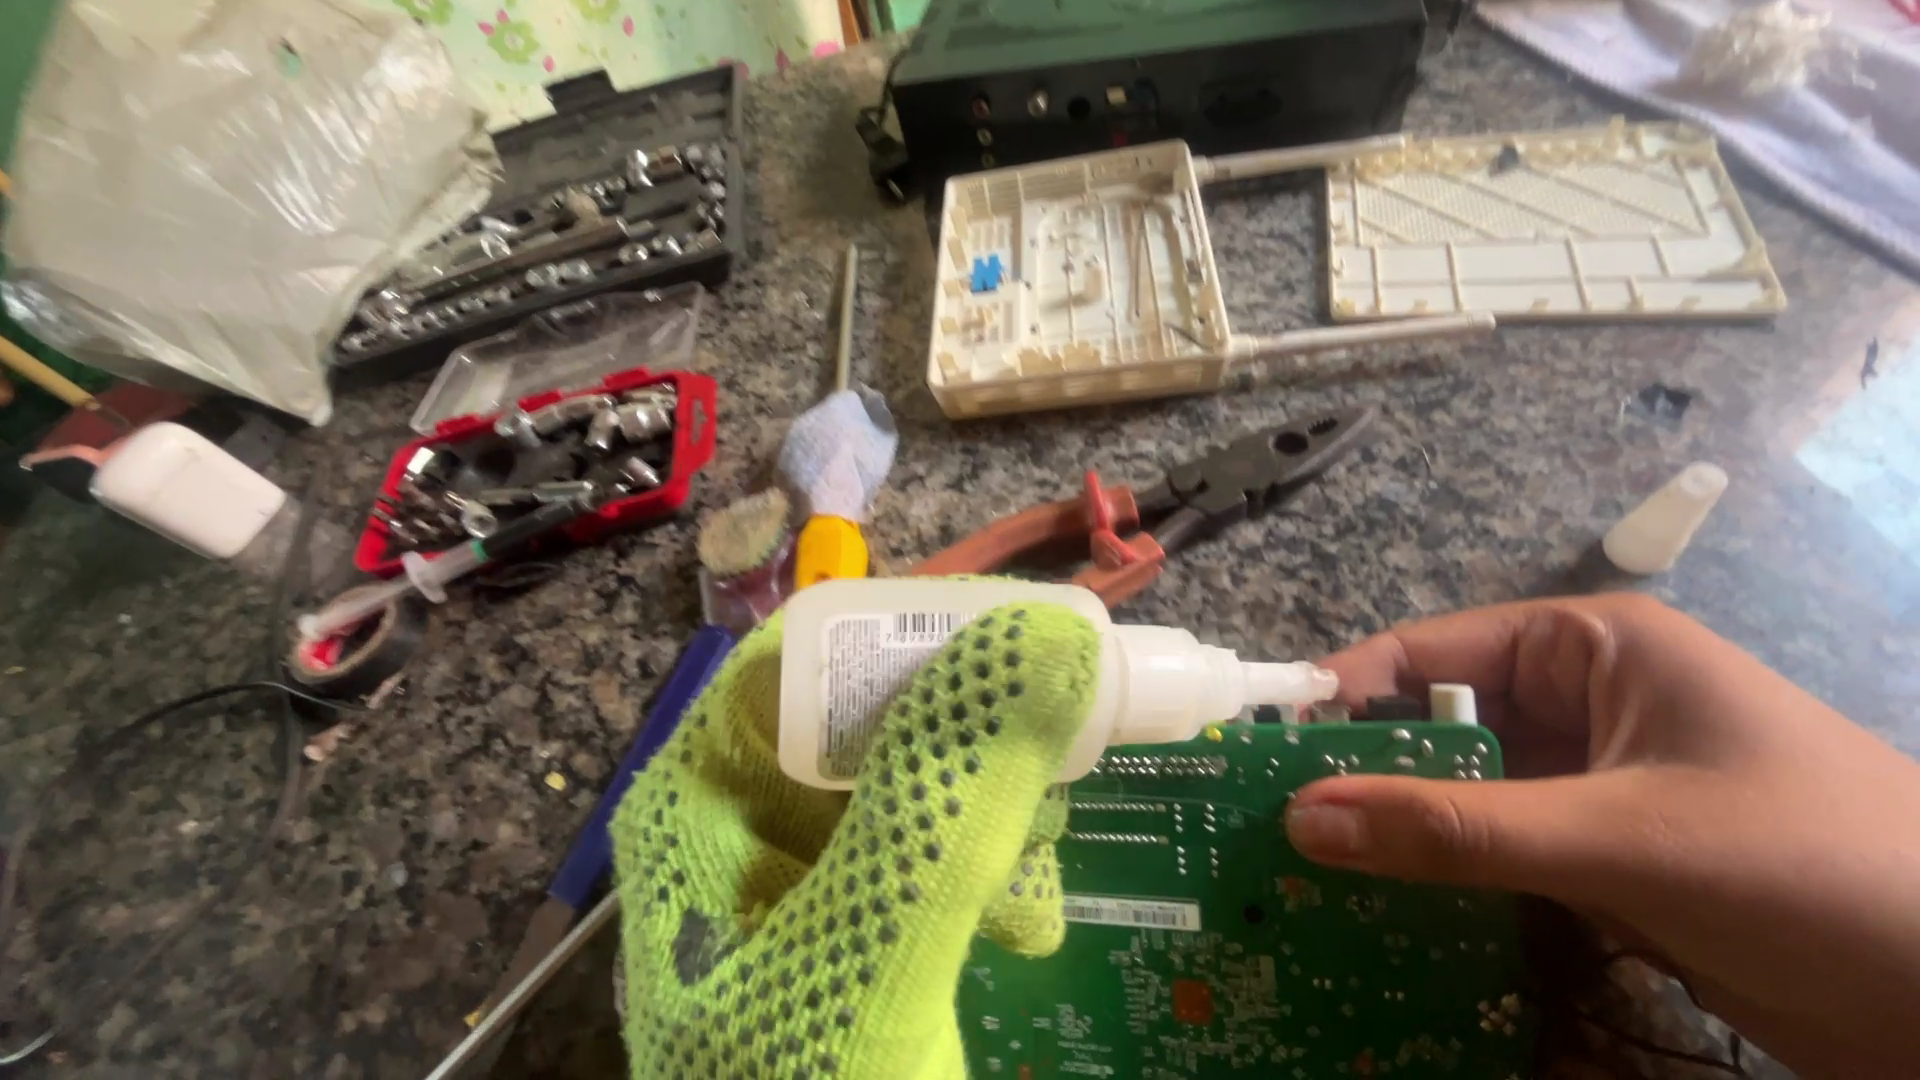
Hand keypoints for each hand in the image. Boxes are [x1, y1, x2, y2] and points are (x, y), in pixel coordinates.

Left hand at [611, 603, 1100, 1078]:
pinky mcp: (872, 907)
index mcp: (700, 801)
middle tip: (1064, 734)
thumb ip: (945, 800)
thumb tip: (1041, 637)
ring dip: (1000, 798)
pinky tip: (1024, 921)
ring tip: (1037, 862)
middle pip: (873, 708)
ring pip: (926, 767)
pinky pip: (949, 836)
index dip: (908, 631)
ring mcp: (814, 865)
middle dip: (975, 728)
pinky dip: (999, 859)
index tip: (1023, 635)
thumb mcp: (865, 960)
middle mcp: (750, 815)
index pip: (797, 658)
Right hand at [1282, 594, 1919, 1079]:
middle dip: (1359, 769)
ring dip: (1393, 825)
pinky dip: (1438, 870)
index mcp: (1584, 648)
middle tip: (1273, 818)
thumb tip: (1301, 820)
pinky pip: (1490, 844)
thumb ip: (1453, 830)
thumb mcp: (1621, 842)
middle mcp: (1574, 700)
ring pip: (1456, 789)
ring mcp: (1585, 779)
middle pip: (1432, 723)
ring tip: (1304, 864)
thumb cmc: (1822, 874)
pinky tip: (1382, 902)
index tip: (1265, 746)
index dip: (1340, 692)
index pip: (1426, 653)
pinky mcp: (1597, 849)